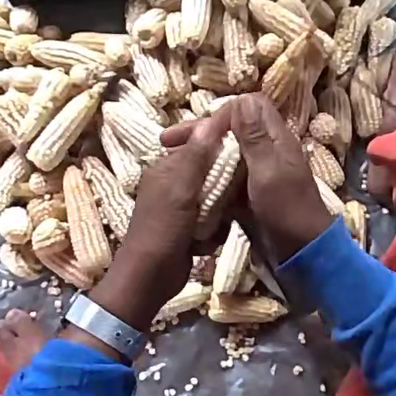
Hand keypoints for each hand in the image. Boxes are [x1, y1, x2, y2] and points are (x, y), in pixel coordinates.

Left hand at [69, 115, 228, 335]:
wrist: (150, 277)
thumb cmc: (163, 228)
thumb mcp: (181, 188)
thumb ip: (197, 155)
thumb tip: (213, 118)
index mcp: (166, 166)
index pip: (199, 142)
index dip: (221, 142)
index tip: (244, 148)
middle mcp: (173, 182)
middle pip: (212, 170)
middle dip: (224, 185)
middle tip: (229, 197)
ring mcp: (181, 207)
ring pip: (216, 197)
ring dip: (220, 212)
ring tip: (217, 223)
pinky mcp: (189, 228)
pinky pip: (213, 220)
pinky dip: (214, 230)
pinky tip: (209, 241)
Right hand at [165, 94, 332, 265]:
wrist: (302, 252)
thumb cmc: (287, 209)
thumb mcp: (269, 171)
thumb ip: (256, 137)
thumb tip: (242, 98)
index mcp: (276, 139)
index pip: (249, 106)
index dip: (222, 112)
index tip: (197, 129)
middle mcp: (266, 150)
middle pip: (232, 128)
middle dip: (201, 132)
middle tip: (168, 141)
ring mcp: (257, 172)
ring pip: (225, 152)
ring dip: (201, 153)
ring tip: (172, 160)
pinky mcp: (248, 193)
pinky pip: (224, 176)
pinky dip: (207, 175)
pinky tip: (187, 182)